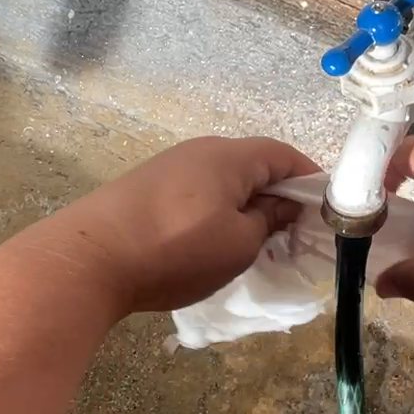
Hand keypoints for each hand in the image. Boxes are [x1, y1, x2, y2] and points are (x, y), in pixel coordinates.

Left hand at [17, 136, 317, 314]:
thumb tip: (285, 207)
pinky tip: (214, 241)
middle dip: (280, 195)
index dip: (311, 179)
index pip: (284, 155)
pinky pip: (199, 192)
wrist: (87, 262)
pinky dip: (218, 211)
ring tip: (257, 242)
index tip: (326, 210)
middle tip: (295, 233)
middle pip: (254, 165)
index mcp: (230, 157)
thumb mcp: (238, 244)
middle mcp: (201, 151)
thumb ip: (269, 221)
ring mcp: (170, 167)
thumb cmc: (175, 251)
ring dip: (248, 205)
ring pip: (225, 180)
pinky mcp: (147, 188)